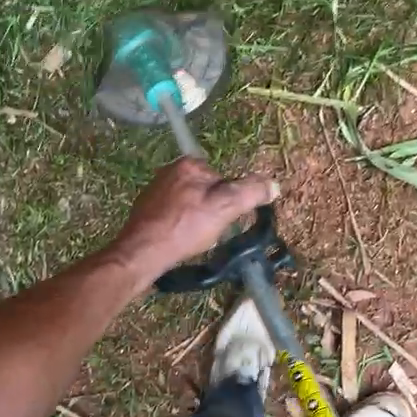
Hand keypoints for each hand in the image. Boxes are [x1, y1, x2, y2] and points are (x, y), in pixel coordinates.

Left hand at [106, 158, 277, 282]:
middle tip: (206, 232)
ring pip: (191, 204)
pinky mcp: (146, 208)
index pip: (223, 181)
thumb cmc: (185, 228)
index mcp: (189, 164)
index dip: (228, 203)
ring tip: (191, 238)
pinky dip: (180, 225)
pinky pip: (174, 214)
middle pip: (207, 192)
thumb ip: (250, 193)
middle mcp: (170, 170)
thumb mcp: (225, 208)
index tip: (222, 221)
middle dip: (211, 211)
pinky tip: (178, 239)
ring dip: (195, 220)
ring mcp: (156, 189)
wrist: (142, 252)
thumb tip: (274, 185)